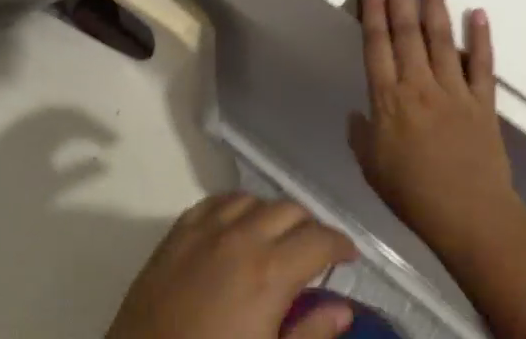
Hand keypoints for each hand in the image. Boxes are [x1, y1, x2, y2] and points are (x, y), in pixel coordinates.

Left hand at [106, 194, 359, 338]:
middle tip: (316, 253)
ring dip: (272, 214)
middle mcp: (240, 237)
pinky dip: (236, 208)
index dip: (341, 244)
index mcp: (270, 271)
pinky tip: (238, 227)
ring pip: (253, 199)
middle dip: (310, 227)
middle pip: (289, 209)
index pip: (319, 239)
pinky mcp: (176, 232)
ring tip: (278, 240)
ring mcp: (204, 229)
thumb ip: (310, 334)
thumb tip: (342, 308)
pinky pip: (215, 202)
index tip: (349, 256)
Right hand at [349, 0, 514, 252]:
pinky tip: (478, 13)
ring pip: (441, 38)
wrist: (471, 219)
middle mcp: (419, 86)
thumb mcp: (371, 167)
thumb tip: (358, 114)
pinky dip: (480, 38)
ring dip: (435, 3)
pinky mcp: (483, 104)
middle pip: (407, 30)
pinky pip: (482, 65)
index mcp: (388, 100)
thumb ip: (362, 135)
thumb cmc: (413, 195)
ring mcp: (454, 92)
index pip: (377, 43)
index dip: (374, 9)